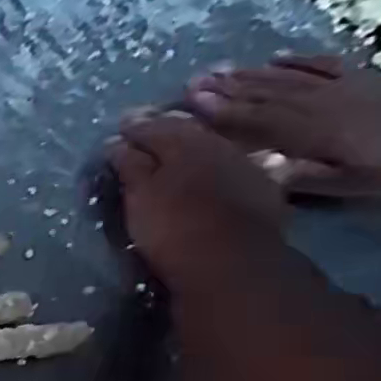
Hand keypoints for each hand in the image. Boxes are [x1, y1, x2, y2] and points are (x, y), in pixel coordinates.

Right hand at [108, 110, 287, 293]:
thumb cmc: (173, 227)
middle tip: (146, 122)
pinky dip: (220, 154)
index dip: (137, 125)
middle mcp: (220, 147)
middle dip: (168, 123)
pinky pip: (238, 157)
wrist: (231, 258)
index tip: (120, 124)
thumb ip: (131, 167)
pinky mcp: (262, 183)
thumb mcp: (141, 196)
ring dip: (195, 135)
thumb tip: (118, 143)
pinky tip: (215, 157)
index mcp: (186, 146)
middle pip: (192, 129)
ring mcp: (246, 164)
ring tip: (176, 136)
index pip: (157, 127)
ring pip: (216, 140)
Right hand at [187, 54, 380, 197]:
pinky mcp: (364, 81)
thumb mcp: (337, 182)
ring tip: (221, 69)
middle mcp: (319, 104)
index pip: (253, 117)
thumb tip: (248, 161)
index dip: (218, 108)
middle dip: (227, 87)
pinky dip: (300, 60)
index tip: (188, 100)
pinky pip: (327, 65)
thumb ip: (292, 172)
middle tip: (195, 79)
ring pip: (288, 78)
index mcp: (307, 131)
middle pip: (265, 93)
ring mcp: (343, 89)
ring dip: (252, 74)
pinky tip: (278, 57)